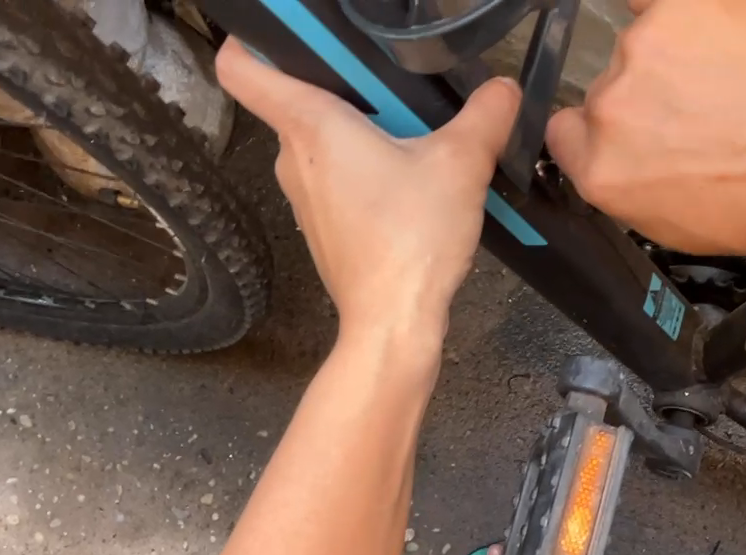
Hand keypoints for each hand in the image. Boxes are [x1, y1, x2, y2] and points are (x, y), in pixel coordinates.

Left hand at [217, 39, 519, 341]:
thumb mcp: (460, 167)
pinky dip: (364, 185)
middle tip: (396, 106)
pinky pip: (337, 191)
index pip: (241, 65)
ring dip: (360, 145)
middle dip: (344, 98)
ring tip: (412, 157)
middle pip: (298, 105)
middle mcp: (292, 160)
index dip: (255, 42)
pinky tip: (407, 202)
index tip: (294, 42)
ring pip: (322, 152)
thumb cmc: (411, 240)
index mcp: (309, 125)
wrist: (393, 322)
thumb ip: (484, 118)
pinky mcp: (324, 235)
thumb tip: (504, 89)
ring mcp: (305, 203)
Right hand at [545, 0, 745, 252]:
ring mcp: (638, 51)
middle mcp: (607, 111)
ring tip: (723, 84)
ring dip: (666, 62)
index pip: (564, 137)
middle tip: (693, 118)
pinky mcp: (675, 4)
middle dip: (639, 104)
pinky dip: (680, 17)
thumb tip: (623, 164)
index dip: (593, 138)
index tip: (626, 138)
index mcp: (602, 175)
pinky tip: (714, 38)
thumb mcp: (677, 229)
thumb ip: (630, 191)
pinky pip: (657, 3)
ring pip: (636, 50)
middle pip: (602, 95)